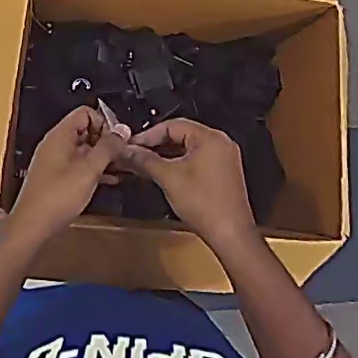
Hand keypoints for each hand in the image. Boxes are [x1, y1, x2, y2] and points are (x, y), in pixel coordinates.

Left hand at [8, 106, 127, 240]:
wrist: (32, 226)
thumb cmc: (58, 197)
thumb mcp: (89, 170)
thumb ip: (107, 148)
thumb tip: (122, 130)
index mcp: (60, 136)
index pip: (85, 114)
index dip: (104, 123)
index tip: (117, 141)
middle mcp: (56, 145)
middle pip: (86, 131)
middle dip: (106, 141)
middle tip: (122, 156)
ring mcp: (55, 161)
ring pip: (84, 150)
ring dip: (102, 157)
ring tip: (121, 168)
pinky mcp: (56, 178)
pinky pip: (79, 165)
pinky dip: (94, 169)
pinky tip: (109, 180)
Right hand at [119, 119, 257, 245]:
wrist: (229, 232)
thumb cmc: (204, 203)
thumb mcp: (168, 178)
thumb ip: (145, 160)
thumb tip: (128, 151)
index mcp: (210, 138)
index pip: (173, 125)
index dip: (148, 135)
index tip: (131, 146)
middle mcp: (220, 143)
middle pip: (181, 135)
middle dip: (156, 146)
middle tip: (135, 156)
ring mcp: (224, 158)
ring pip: (188, 150)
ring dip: (166, 157)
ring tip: (145, 166)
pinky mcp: (223, 173)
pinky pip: (197, 161)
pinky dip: (179, 165)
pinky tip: (164, 175)